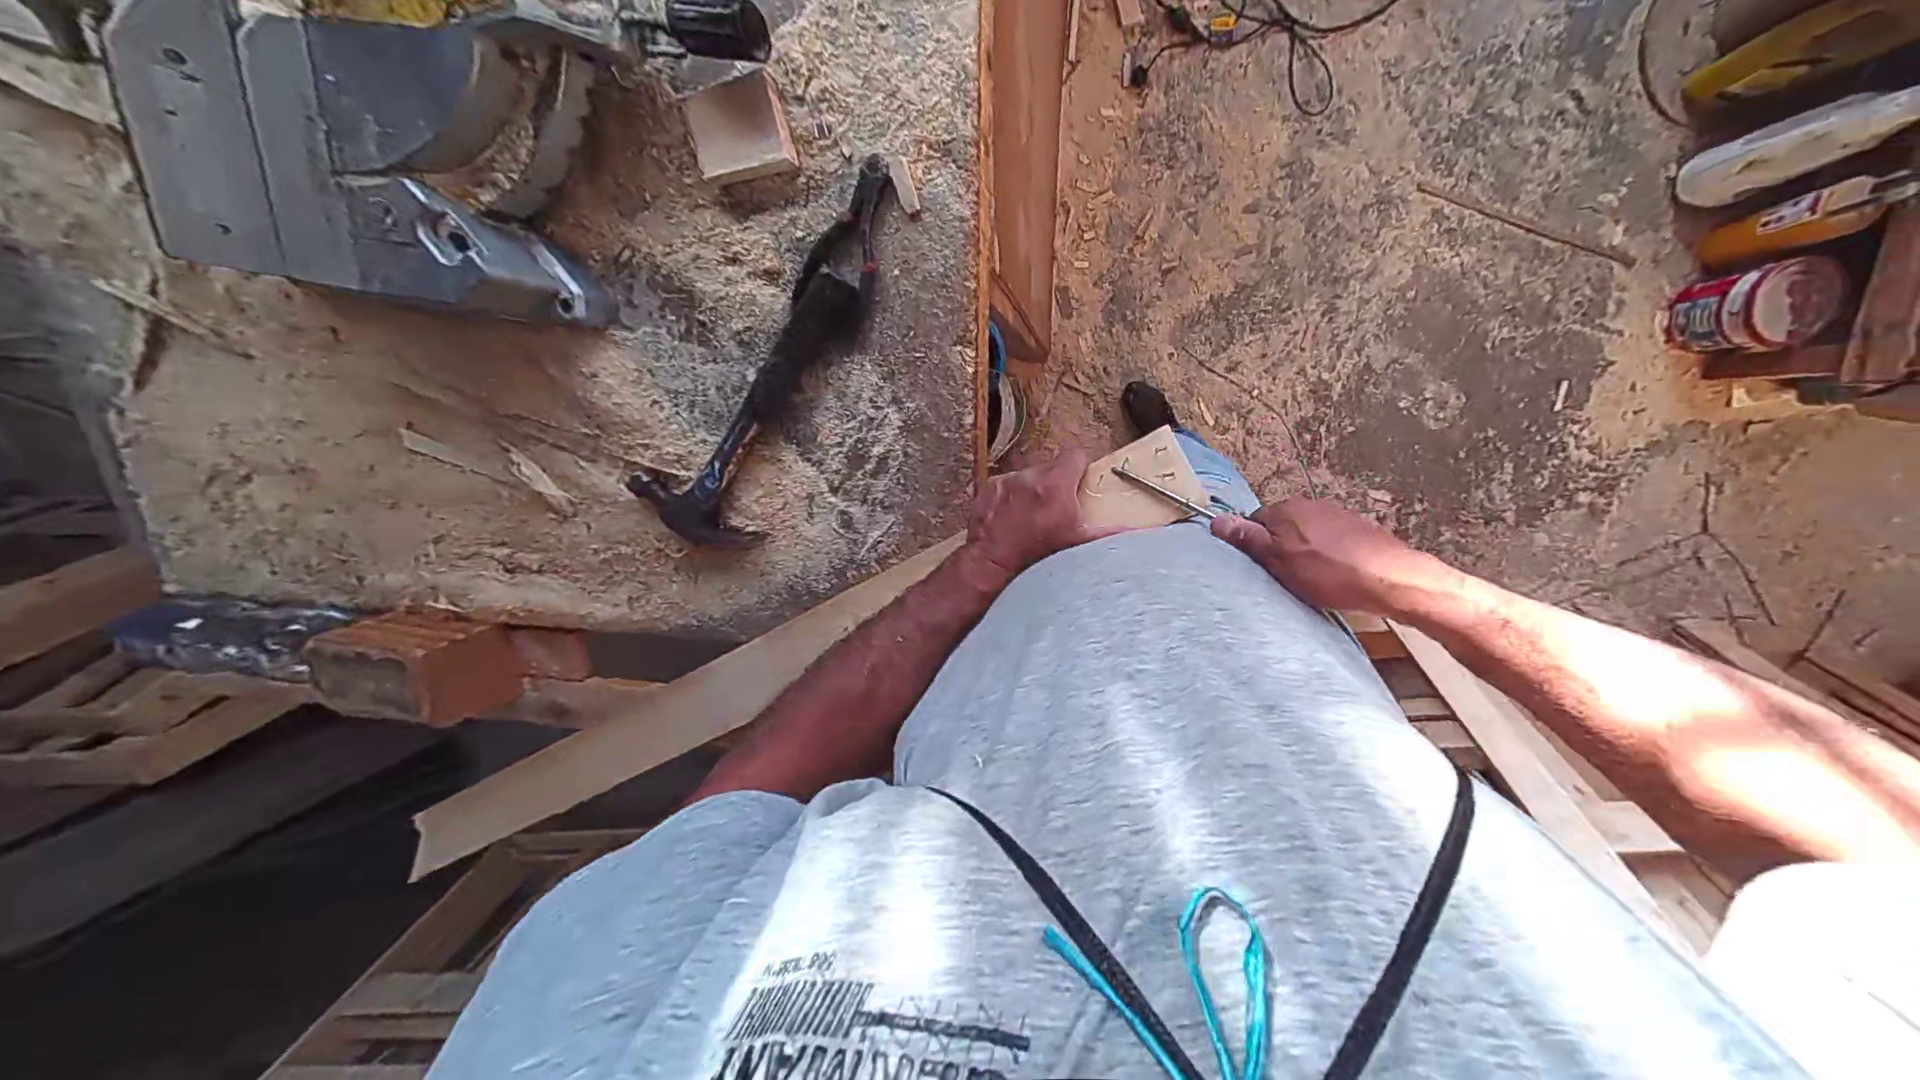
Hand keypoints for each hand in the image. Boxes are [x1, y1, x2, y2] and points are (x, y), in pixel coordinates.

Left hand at [961, 448, 1125, 588]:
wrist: (992, 566)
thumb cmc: (1036, 557)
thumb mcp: (1079, 545)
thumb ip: (1111, 534)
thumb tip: (1138, 532)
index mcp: (1055, 483)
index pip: (1075, 454)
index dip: (1079, 467)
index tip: (1080, 480)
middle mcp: (1029, 477)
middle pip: (1049, 469)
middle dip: (1054, 485)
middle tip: (1055, 511)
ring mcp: (1005, 482)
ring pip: (1025, 479)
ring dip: (1029, 493)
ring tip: (1030, 519)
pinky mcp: (987, 491)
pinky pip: (1004, 489)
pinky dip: (1008, 501)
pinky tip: (1010, 521)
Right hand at [1209, 497, 1457, 616]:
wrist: (1390, 579)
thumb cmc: (1332, 572)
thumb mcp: (1277, 560)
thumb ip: (1246, 538)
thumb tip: (1217, 521)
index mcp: (1285, 509)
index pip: (1253, 523)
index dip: (1255, 547)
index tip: (1262, 565)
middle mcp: (1310, 505)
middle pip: (1280, 527)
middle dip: (1280, 549)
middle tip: (1284, 575)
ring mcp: (1337, 515)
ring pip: (1306, 535)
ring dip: (1305, 553)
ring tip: (1312, 579)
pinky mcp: (1357, 529)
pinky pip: (1330, 542)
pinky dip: (1328, 557)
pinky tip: (1334, 575)